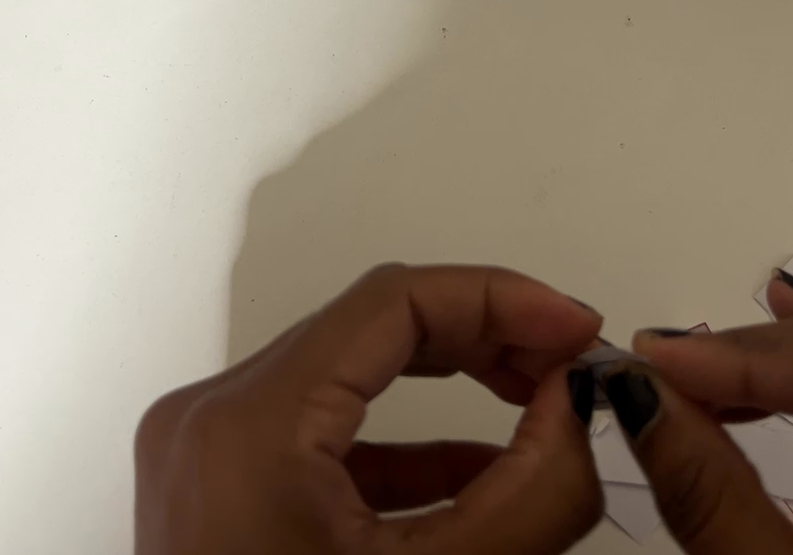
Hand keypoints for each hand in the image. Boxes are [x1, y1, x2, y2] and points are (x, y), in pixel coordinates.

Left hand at [135, 264, 607, 554]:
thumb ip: (529, 494)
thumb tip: (580, 400)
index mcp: (248, 425)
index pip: (389, 302)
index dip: (495, 298)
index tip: (575, 323)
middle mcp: (214, 413)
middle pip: (372, 327)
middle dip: (483, 334)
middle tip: (568, 360)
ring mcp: (212, 443)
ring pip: (353, 370)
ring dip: (453, 376)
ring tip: (540, 394)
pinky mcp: (228, 477)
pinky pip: (329, 432)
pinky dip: (409, 440)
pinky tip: (484, 459)